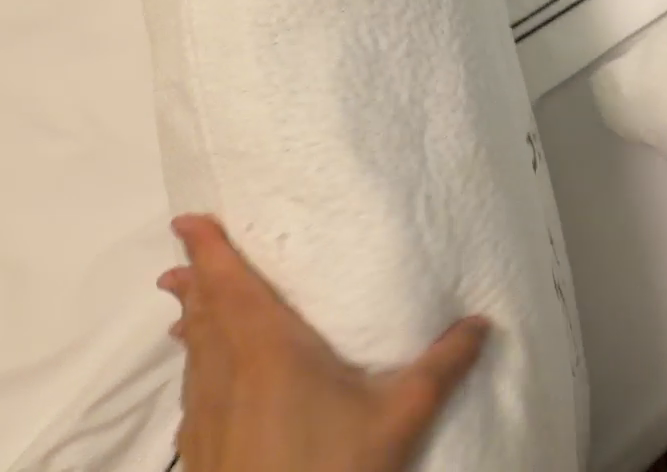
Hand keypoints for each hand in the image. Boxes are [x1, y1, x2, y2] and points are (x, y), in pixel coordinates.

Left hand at [158, 215, 488, 471]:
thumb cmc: (332, 468)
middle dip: (195, 280)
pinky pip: (194, 387)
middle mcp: (229, 377)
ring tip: (186, 303)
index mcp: (270, 354)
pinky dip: (196, 362)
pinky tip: (206, 377)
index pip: (233, 290)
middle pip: (205, 316)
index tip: (187, 219)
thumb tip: (483, 322)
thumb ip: (443, 365)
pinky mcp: (202, 450)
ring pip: (195, 353)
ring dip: (192, 319)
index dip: (208, 253)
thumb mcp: (402, 416)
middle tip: (184, 250)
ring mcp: (207, 418)